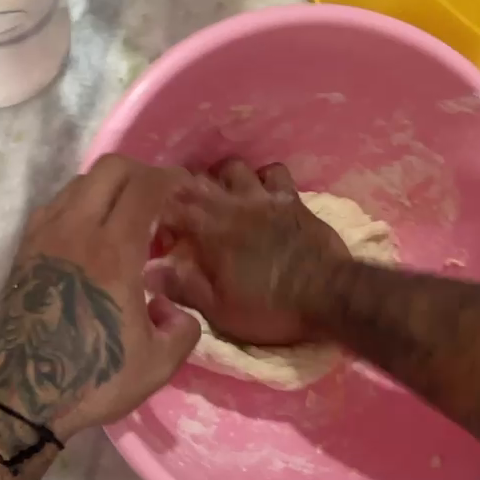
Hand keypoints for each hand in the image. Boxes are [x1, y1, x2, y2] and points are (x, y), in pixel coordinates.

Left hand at [0, 156, 201, 436]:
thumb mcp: (158, 365)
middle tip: (158, 200)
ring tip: (125, 221)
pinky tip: (91, 239)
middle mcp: (76, 231)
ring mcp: (43, 238)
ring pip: (79, 184)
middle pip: (109, 169)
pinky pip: (56, 207)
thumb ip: (183, 329)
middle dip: (141, 173)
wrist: (19, 397)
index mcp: (114, 252)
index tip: (186, 188)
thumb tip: (171, 307)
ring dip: (108, 189)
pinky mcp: (23, 253)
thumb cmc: (93, 379)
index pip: (144, 188)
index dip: (170, 179)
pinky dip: (80, 206)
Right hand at [154, 159, 349, 346]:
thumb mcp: (220, 311)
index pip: (170, 206)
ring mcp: (265, 198)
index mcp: (210, 232)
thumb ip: (184, 287)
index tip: (155, 228)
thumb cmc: (270, 309)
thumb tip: (150, 271)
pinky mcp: (292, 199)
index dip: (156, 213)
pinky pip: (273, 172)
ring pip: (233, 168)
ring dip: (220, 179)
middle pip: (196, 182)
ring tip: (218, 197)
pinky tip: (260, 192)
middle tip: (178, 212)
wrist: (330, 297)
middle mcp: (233, 205)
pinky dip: (262, 178)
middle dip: (180, 192)